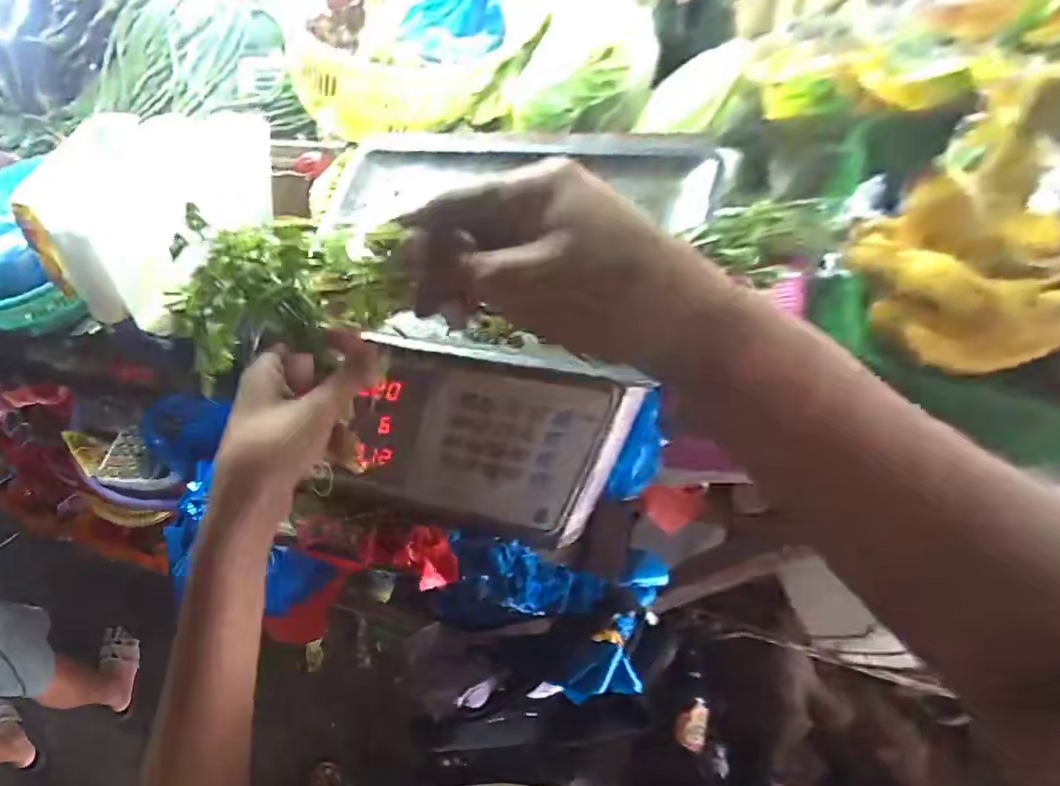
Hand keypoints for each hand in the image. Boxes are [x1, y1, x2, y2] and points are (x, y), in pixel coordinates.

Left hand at [211, 331, 380, 519]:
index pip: (304, 344)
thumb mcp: (318, 409)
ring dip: (338, 422)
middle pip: (314, 378)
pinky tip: (343, 457)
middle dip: (339, 393)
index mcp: (267, 370)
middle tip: (355, 405)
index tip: (363, 356)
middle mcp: (266, 390)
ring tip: (348, 442)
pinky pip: (309, 434)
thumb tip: (374, 351)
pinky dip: (326, 441)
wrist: (247, 503)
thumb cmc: (278, 445)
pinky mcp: (280, 447)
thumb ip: (347, 378)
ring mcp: (273, 421)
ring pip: (315, 409)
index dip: (334, 346)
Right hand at [403, 158, 740, 370]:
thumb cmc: (598, 296)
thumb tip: (407, 253)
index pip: (452, 200)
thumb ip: (459, 265)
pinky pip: (507, 269)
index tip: (379, 264)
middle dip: (437, 266)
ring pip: (484, 251)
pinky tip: (475, 318)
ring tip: (450, 320)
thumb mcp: (518, 280)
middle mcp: (539, 198)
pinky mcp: (560, 260)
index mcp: (532, 187)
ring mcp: (551, 229)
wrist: (680, 323)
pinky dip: (485, 293)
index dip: (412, 231)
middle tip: (420, 309)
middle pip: (466, 226)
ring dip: (459, 284)